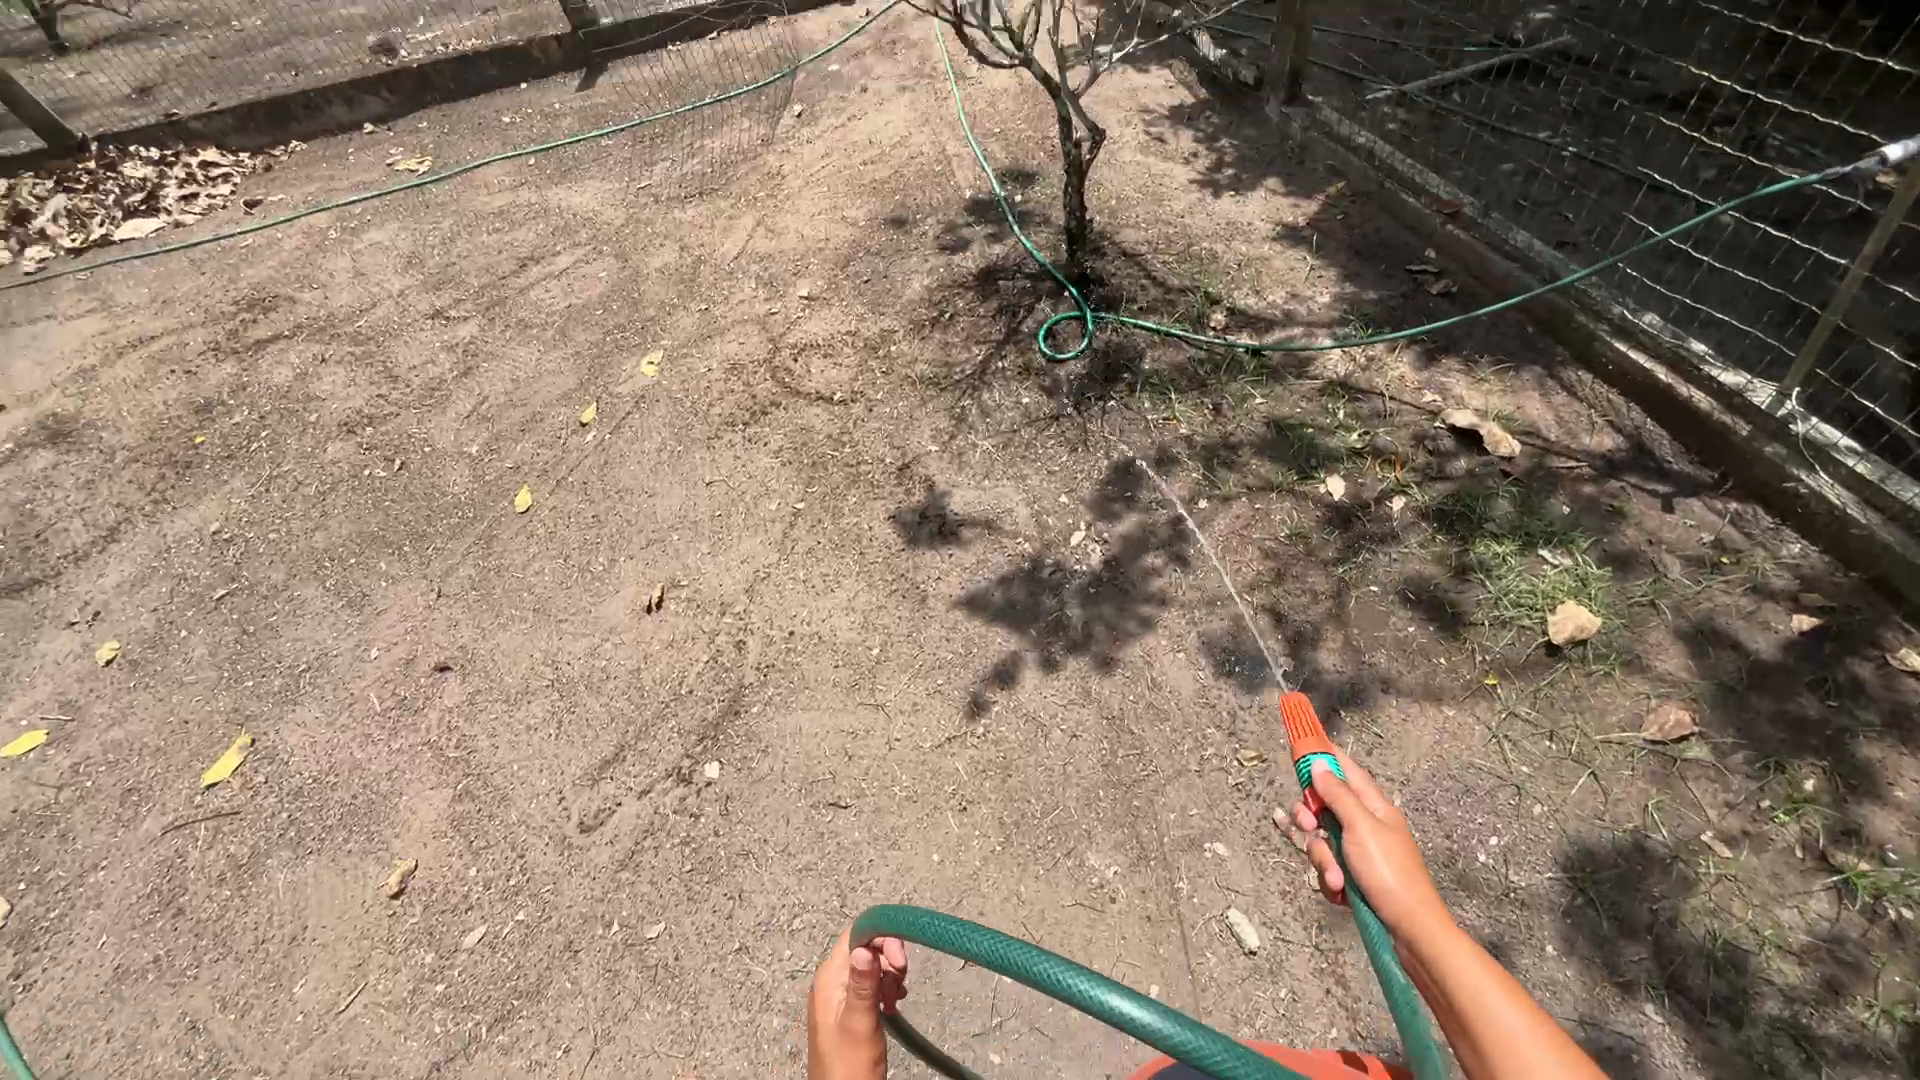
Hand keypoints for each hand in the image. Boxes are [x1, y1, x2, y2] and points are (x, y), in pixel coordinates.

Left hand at [806, 925, 908, 1079]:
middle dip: (888, 957)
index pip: (855, 935)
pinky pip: (869, 984)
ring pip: (870, 965)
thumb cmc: (849, 1068)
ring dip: (889, 973)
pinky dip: (884, 988)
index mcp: (829, 978)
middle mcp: (831, 980)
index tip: (901, 960)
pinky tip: (892, 1004)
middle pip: (864, 947)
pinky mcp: (849, 1008)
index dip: (881, 938)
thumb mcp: (860, 1023)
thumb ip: (863, 984)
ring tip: (895, 998)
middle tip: (902, 981)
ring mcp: (839, 994)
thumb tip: (864, 948)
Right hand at [1281, 750, 1452, 940]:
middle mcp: (1364, 825)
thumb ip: (1337, 794)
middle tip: (1309, 826)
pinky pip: (1326, 867)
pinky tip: (1340, 892)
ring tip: (1336, 877)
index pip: (1344, 769)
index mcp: (1373, 806)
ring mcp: (1358, 852)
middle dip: (1310, 818)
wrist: (1409, 930)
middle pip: (1322, 805)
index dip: (1322, 757)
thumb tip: (1319, 762)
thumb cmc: (1390, 874)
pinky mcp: (1352, 876)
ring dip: (1321, 859)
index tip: (1297, 748)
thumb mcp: (1360, 827)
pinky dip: (1329, 879)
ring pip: (1320, 840)